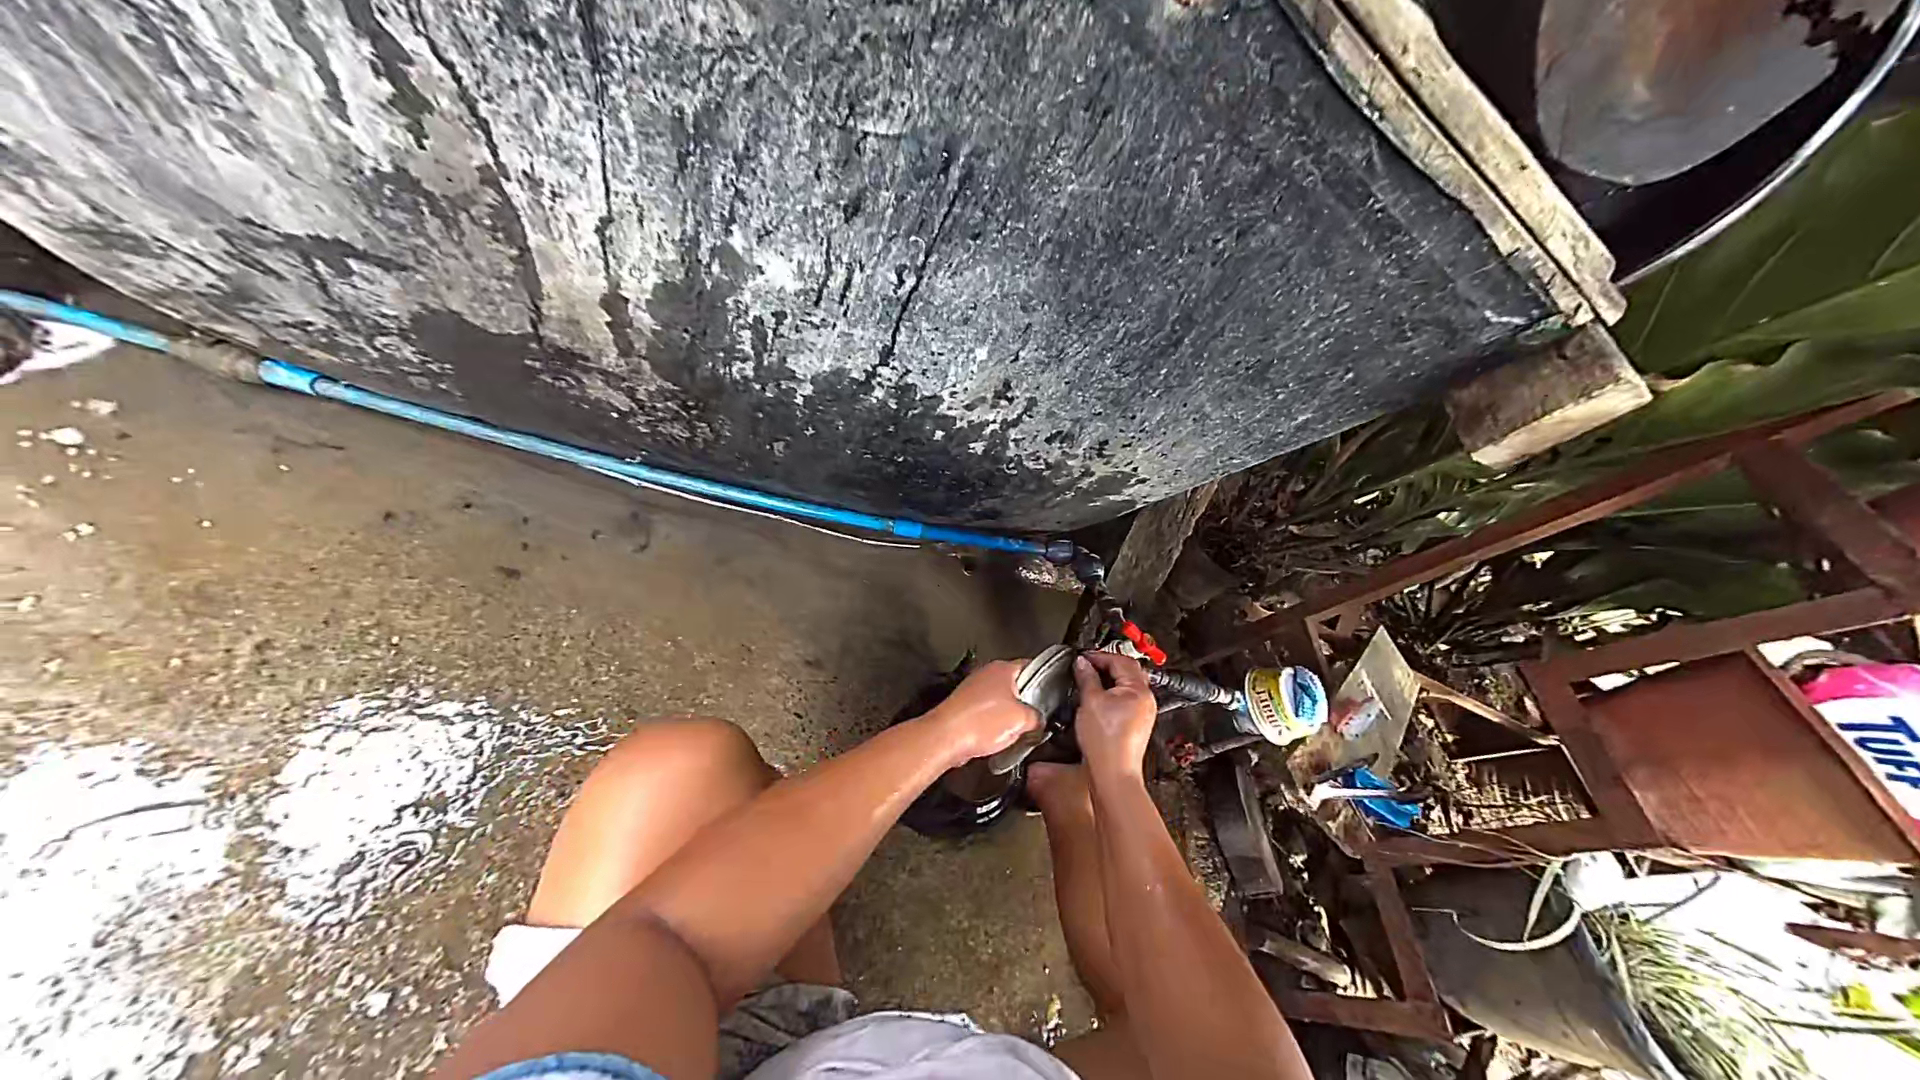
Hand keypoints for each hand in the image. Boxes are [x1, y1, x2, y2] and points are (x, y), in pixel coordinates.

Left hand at [924, 659, 1041, 764]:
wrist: (945, 738)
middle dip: (1026, 705)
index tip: (1051, 692)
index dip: (1045, 680)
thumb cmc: (976, 722)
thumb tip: (1039, 721)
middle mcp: (987, 674)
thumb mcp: (1023, 720)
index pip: (1032, 666)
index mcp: (1003, 668)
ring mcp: (974, 690)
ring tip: (1012, 733)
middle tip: (1033, 719)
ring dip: (1009, 718)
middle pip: (1017, 687)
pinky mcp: (965, 707)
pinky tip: (995, 739)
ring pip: (1002, 703)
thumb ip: (1037, 717)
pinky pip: (987, 715)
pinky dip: (993, 726)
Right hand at [1073, 652, 1156, 780]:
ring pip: (1126, 685)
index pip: (1120, 660)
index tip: (1083, 657)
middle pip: (1127, 670)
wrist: (1112, 773)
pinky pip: (1125, 700)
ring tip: (1089, 681)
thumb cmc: (1106, 743)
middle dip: (1106, 665)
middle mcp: (1146, 700)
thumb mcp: (1090, 702)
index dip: (1099, 656)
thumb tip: (1083, 664)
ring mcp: (1143, 713)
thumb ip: (1087, 678)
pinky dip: (1111, 694)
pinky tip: (1097, 700)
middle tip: (1086, 666)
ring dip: (1108, 679)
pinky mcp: (1136, 724)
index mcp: (1139, 690)